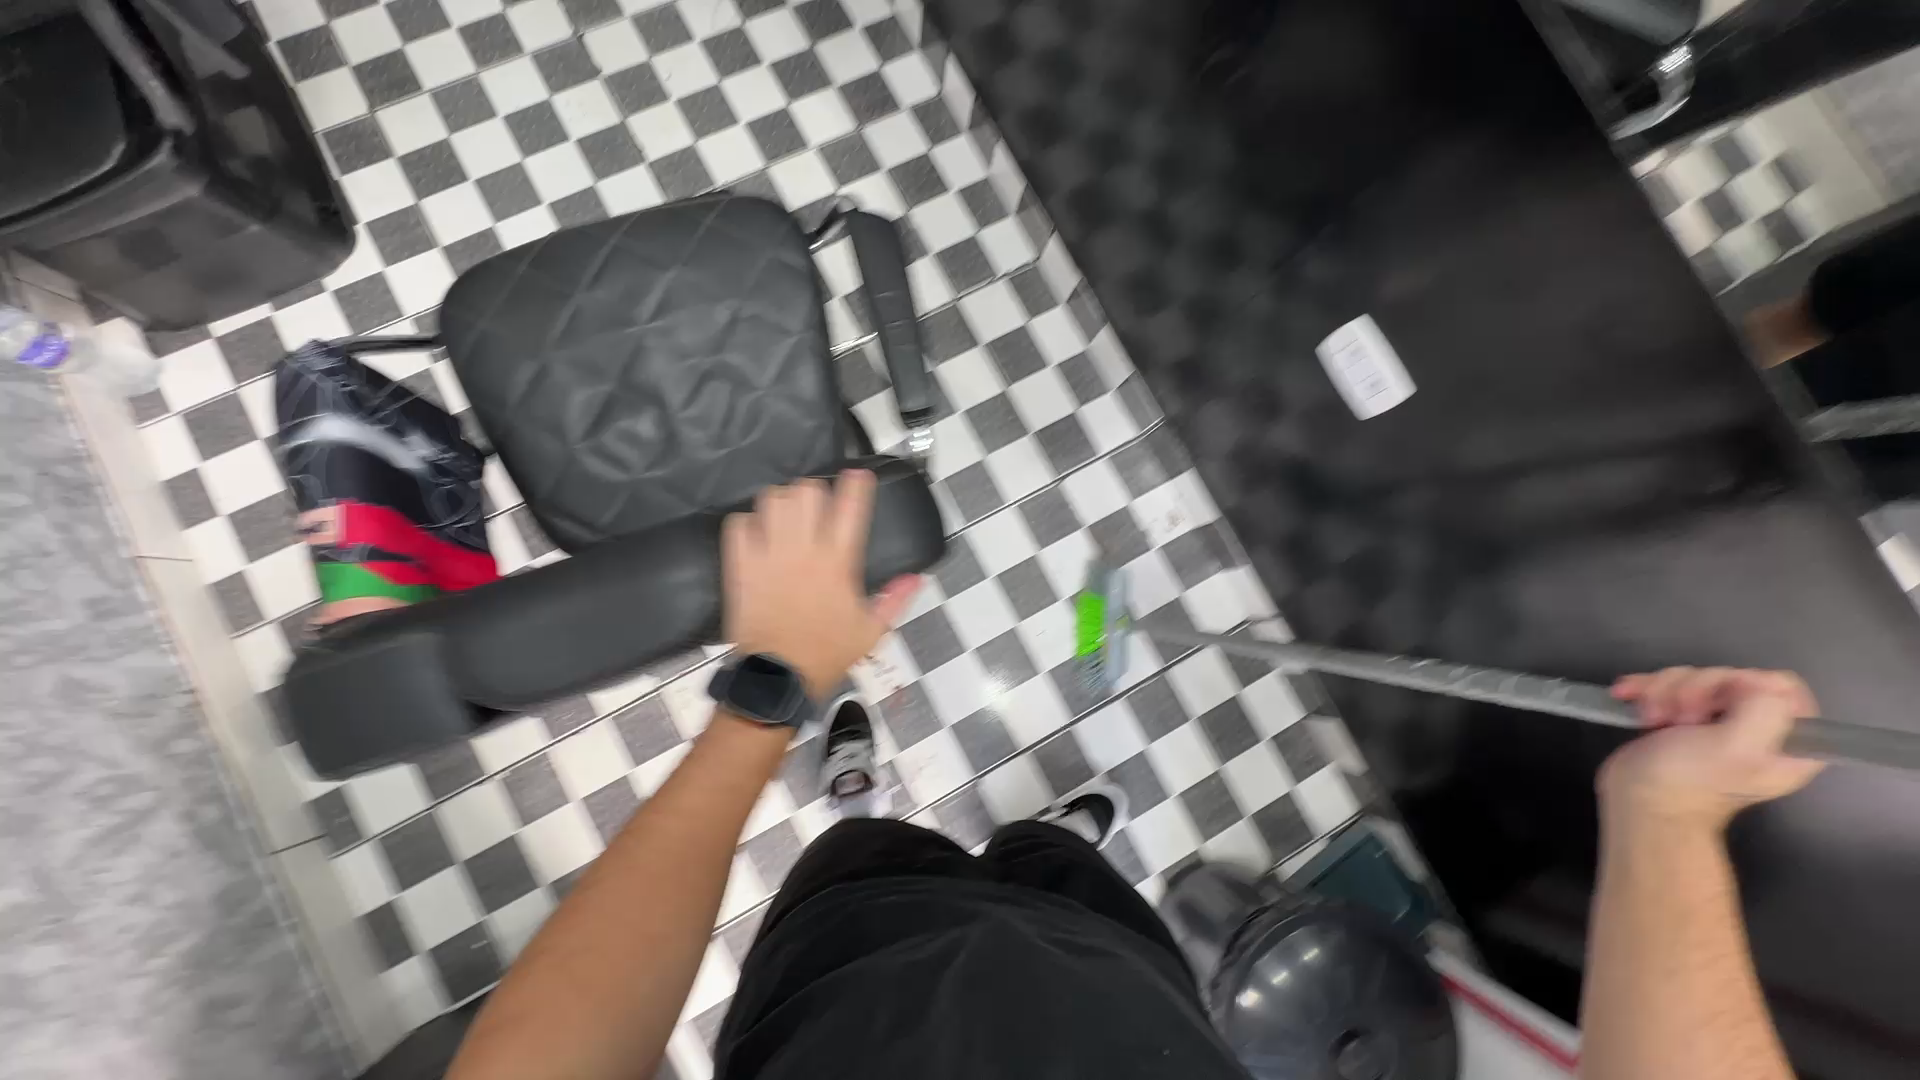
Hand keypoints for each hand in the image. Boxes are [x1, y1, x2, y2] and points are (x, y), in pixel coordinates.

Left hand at [721, 470, 920, 698]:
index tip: (858, 475)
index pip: (850, 507)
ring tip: (786, 516)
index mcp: (838, 563)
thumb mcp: (871, 631)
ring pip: (771, 500)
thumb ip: (895, 599)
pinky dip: (747, 522)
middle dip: (814, 491)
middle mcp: (804, 550)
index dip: (857, 484)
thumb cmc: (828, 653)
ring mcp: (768, 555)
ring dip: (781, 502)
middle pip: (806, 491)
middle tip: (816, 506)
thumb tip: (916, 576)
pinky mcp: (741, 566)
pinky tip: (756, 534)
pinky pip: (738, 524)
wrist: (778, 679)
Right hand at [1600, 667, 1824, 828]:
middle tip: (1682, 720)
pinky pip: (1659, 685)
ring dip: (1662, 692)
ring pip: (1689, 678)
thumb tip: (1749, 681)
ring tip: (1654, 718)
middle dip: (1693, 690)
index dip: (1745, 684)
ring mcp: (1709, 721)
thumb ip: (1764, 709)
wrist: (1639, 802)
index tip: (1721, 704)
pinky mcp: (1672, 717)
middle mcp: (1752, 726)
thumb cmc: (1691, 780)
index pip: (1780, 685)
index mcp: (1785, 738)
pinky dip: (1641, 687)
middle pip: (1727, 677)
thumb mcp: (1739, 748)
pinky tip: (1628, 697)